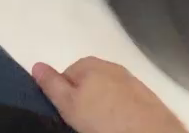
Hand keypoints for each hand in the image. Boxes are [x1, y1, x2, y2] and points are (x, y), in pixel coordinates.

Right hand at [31, 58, 186, 132]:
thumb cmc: (104, 121)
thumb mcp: (69, 106)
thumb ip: (52, 84)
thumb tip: (36, 64)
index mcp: (89, 63)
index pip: (68, 74)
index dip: (66, 96)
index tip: (69, 115)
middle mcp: (112, 67)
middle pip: (92, 83)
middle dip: (88, 100)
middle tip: (86, 124)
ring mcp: (134, 83)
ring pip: (112, 94)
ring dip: (108, 108)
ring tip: (107, 128)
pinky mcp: (151, 102)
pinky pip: (131, 105)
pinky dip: (126, 115)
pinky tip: (125, 128)